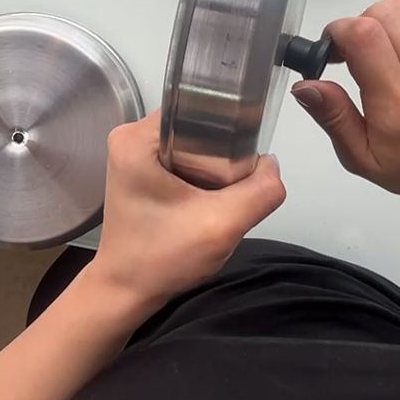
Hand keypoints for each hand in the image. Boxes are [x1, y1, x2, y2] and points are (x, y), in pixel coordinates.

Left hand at [85, 112, 286, 305]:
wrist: (126, 291)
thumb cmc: (159, 259)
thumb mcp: (221, 225)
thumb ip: (260, 191)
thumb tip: (272, 165)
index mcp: (136, 138)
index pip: (200, 108)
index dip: (231, 129)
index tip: (245, 159)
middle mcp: (130, 137)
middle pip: (199, 124)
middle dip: (224, 152)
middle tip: (231, 186)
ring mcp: (134, 154)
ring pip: (195, 143)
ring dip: (215, 167)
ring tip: (220, 195)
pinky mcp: (141, 171)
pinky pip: (186, 158)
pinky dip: (202, 176)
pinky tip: (207, 198)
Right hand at [290, 0, 399, 227]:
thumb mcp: (362, 157)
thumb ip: (333, 117)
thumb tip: (305, 86)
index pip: (365, 36)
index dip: (338, 32)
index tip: (329, 53)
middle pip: (384, 12)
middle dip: (356, 25)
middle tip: (349, 57)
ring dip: (378, 26)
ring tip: (373, 60)